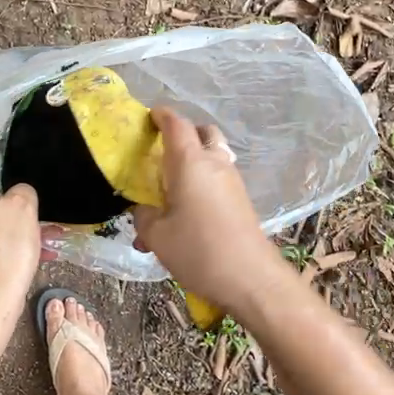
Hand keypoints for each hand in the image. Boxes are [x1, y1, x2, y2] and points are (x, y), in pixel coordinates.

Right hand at [131, 108, 292, 317]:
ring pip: (212, 157)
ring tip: (169, 190)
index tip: (149, 116)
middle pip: (202, 134)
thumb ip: (143, 217)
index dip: (161, 116)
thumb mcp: (157, 236)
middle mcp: (214, 164)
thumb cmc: (198, 250)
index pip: (176, 125)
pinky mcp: (240, 201)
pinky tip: (184, 214)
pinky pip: (217, 180)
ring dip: (192, 163)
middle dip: (184, 135)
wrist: (251, 278)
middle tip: (162, 151)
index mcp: (190, 163)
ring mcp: (232, 182)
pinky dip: (201, 184)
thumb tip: (142, 210)